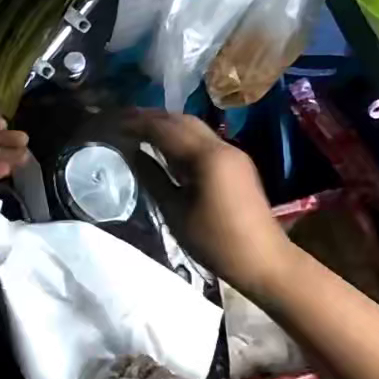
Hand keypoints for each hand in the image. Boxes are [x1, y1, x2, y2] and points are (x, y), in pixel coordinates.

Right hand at [122, 109, 298, 294]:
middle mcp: (221, 146)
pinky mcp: (237, 163)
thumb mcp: (177, 213)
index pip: (165, 128)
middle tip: (123, 121)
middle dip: (151, 118)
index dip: (137, 123)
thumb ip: (154, 178)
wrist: (264, 260)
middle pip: (181, 120)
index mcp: (207, 157)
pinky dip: (181, 137)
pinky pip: (204, 140)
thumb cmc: (216, 242)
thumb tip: (134, 154)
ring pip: (194, 127)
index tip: (113, 123)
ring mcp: (232, 153)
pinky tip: (166, 147)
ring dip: (167, 125)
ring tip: (139, 130)